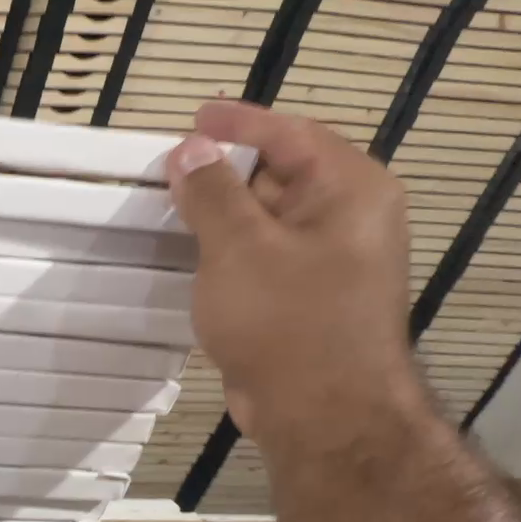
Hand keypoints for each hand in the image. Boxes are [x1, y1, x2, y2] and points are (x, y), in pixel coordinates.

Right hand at [168, 101, 425, 443]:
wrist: (320, 404)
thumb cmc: (284, 318)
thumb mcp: (238, 248)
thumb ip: (212, 196)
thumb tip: (190, 152)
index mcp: (349, 190)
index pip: (292, 136)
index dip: (240, 124)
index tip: (193, 117)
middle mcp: (348, 217)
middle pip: (283, 174)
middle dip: (227, 168)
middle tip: (171, 166)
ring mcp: (329, 259)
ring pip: (269, 218)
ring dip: (223, 211)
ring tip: (171, 208)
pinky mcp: (306, 295)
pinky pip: (263, 254)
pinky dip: (228, 247)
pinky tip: (193, 256)